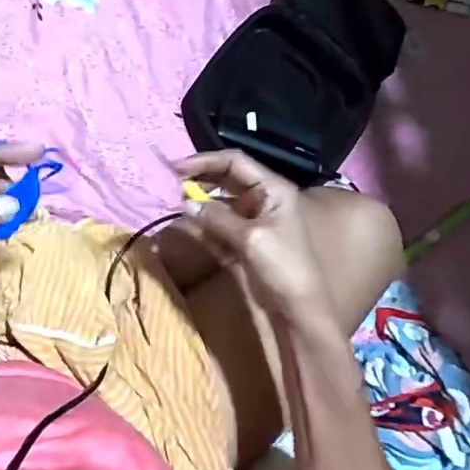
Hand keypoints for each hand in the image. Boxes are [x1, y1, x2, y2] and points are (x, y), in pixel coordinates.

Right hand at [172, 150, 331, 320]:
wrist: (298, 309)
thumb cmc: (283, 267)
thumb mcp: (250, 238)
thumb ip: (217, 217)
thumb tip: (186, 202)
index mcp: (273, 189)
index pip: (235, 162)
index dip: (205, 160)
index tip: (176, 168)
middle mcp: (263, 199)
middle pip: (227, 179)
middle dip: (200, 179)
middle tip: (171, 184)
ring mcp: (254, 220)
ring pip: (221, 202)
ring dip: (199, 202)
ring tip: (174, 203)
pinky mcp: (245, 241)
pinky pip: (220, 224)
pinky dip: (204, 222)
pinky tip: (186, 223)